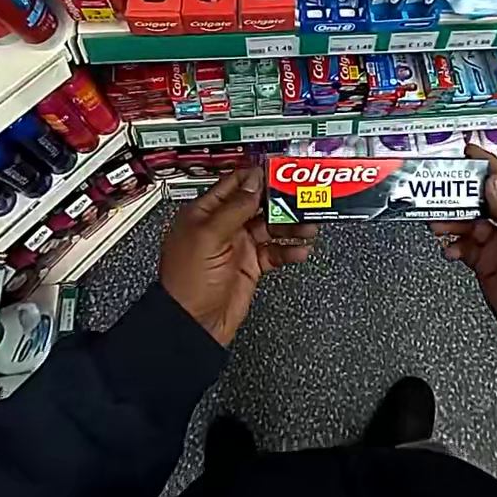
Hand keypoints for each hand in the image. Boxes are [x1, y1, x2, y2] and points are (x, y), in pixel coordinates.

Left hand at [159, 166, 316, 344]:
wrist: (193, 326)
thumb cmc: (187, 282)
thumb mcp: (209, 237)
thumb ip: (234, 208)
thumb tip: (254, 181)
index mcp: (206, 213)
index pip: (236, 184)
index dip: (258, 176)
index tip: (281, 170)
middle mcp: (224, 226)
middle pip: (259, 203)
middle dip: (282, 200)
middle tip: (303, 197)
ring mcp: (239, 245)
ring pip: (272, 226)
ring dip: (292, 225)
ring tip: (309, 226)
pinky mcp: (252, 265)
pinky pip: (276, 251)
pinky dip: (290, 249)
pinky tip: (300, 249)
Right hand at [431, 145, 496, 345]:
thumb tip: (495, 183)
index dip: (491, 165)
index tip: (470, 152)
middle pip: (486, 199)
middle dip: (463, 192)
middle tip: (442, 186)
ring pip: (471, 221)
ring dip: (453, 219)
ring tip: (439, 221)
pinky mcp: (488, 264)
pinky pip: (465, 247)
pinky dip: (453, 245)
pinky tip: (449, 249)